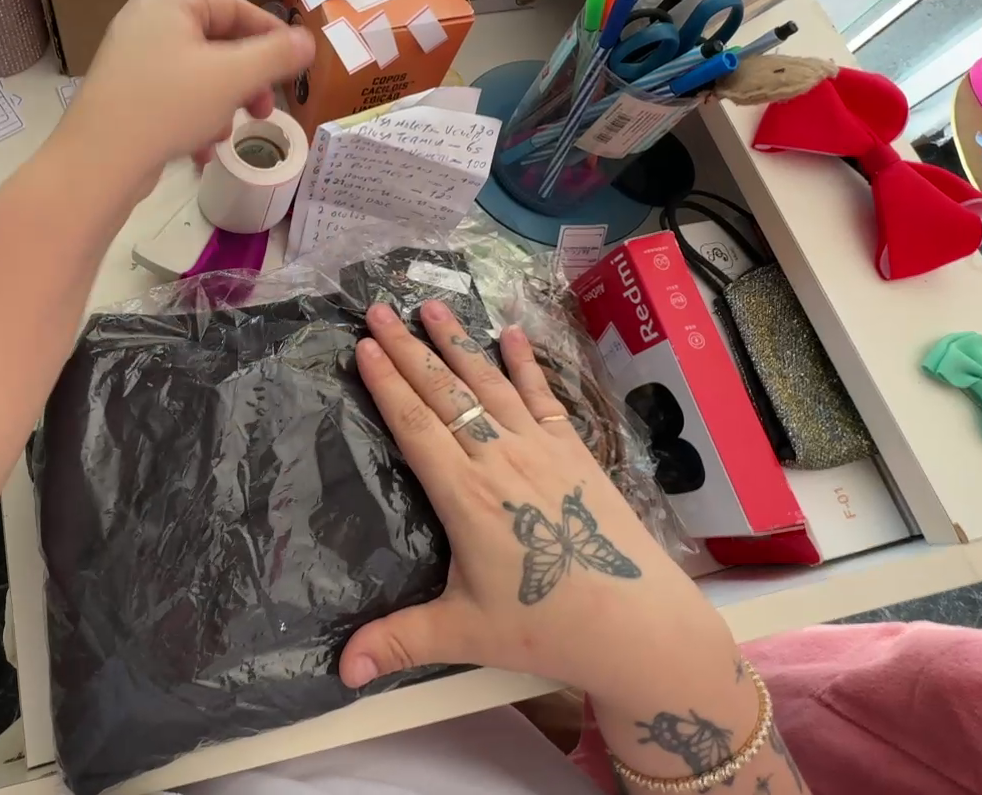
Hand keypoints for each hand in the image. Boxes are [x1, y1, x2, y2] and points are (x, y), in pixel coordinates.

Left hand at [57, 0, 313, 197]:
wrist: (101, 160)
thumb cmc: (170, 106)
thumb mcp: (234, 77)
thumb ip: (277, 55)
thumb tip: (308, 40)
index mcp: (169, 1)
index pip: (235, 7)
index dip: (270, 37)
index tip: (294, 68)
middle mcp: (147, 21)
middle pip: (217, 44)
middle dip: (246, 82)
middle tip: (264, 111)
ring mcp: (133, 58)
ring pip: (199, 75)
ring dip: (223, 106)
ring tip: (225, 135)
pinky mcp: (126, 93)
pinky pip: (175, 97)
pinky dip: (195, 119)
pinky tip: (202, 150)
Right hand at [340, 301, 732, 698]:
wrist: (640, 626)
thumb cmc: (547, 627)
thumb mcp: (465, 634)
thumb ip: (400, 642)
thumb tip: (340, 674)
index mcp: (465, 495)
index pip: (415, 425)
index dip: (387, 383)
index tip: (365, 346)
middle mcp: (499, 458)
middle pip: (445, 392)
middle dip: (407, 348)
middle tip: (378, 310)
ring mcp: (540, 448)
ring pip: (489, 383)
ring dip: (457, 342)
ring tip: (431, 307)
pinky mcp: (573, 451)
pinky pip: (543, 396)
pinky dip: (526, 363)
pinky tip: (513, 333)